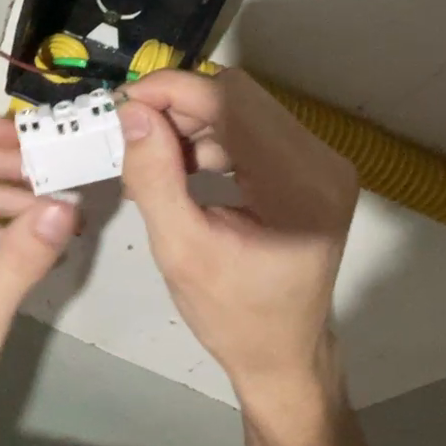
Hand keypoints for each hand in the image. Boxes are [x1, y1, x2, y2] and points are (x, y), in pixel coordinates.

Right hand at [118, 69, 359, 398]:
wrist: (282, 354)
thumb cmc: (231, 315)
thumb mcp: (180, 250)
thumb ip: (155, 177)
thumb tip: (132, 112)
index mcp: (298, 185)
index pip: (231, 101)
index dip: (173, 91)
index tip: (123, 105)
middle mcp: (322, 162)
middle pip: (238, 97)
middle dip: (178, 108)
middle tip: (133, 139)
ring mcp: (322, 163)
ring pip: (242, 108)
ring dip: (191, 125)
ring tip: (154, 166)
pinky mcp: (311, 168)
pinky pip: (252, 129)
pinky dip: (210, 139)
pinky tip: (182, 170)